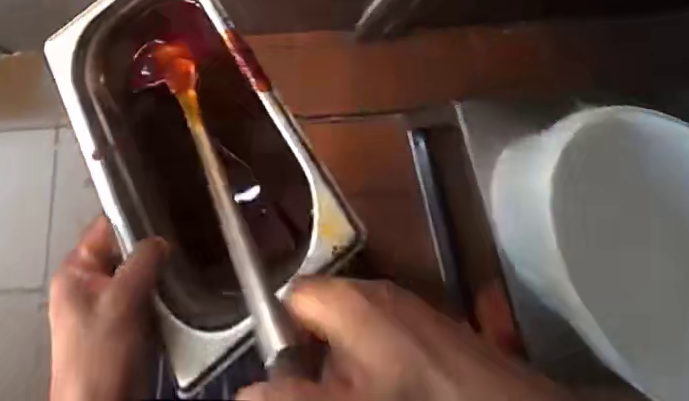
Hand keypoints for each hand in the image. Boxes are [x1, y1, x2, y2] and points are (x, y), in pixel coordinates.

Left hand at [48, 216, 167, 400]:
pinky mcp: (121, 326)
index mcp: (74, 272)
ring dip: (154, 281)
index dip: (131, 220)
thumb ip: (143, 260)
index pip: (105, 226)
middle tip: (163, 260)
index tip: (157, 220)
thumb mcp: (122, 299)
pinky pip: (144, 299)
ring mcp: (104, 307)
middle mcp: (86, 286)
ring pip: (138, 276)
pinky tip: (162, 309)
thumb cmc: (95, 366)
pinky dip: (156, 302)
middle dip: (148, 256)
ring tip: (162, 289)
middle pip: (125, 250)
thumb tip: (159, 241)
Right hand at [237, 278, 588, 400]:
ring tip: (362, 395)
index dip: (280, 339)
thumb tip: (247, 392)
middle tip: (329, 396)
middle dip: (316, 369)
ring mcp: (416, 317)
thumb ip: (297, 397)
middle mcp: (383, 298)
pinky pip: (392, 356)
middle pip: (323, 321)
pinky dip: (382, 380)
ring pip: (358, 344)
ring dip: (349, 379)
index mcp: (356, 303)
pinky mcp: (442, 340)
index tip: (283, 382)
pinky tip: (400, 396)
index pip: (294, 298)